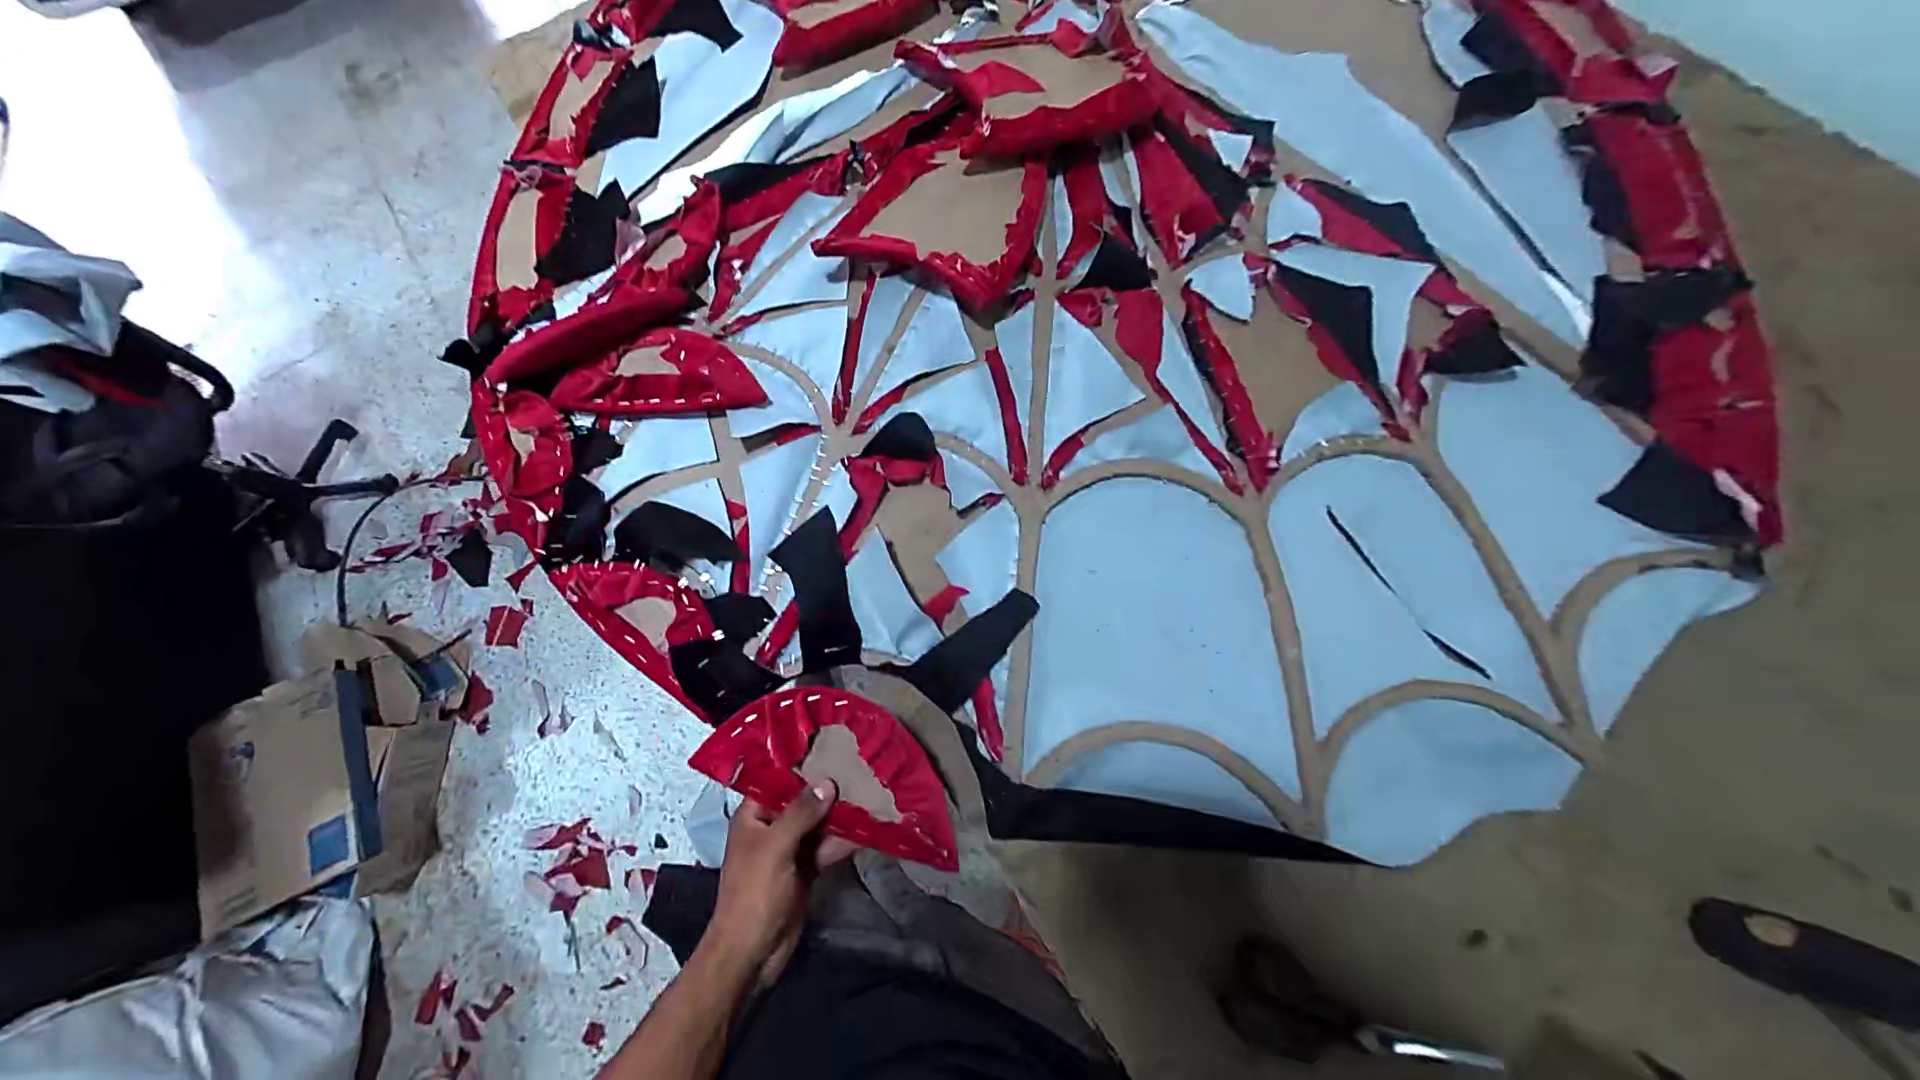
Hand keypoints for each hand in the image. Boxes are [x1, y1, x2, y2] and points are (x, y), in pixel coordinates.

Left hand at [707, 781, 857, 985]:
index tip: (828, 745)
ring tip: (870, 790)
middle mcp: (771, 828)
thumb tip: (827, 782)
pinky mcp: (806, 869)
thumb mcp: (775, 848)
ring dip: (840, 813)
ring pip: (818, 823)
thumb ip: (801, 813)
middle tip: (859, 765)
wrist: (752, 953)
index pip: (775, 781)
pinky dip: (844, 839)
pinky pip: (826, 847)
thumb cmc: (754, 895)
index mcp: (753, 818)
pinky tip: (868, 826)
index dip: (799, 765)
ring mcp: (790, 850)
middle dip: (827, 787)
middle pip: (802, 800)